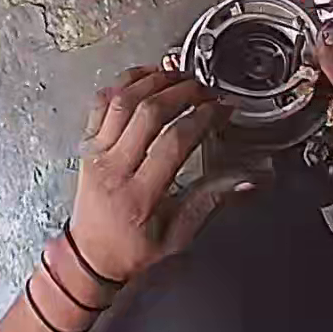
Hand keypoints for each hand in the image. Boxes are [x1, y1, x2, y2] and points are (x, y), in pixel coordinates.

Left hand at [63, 69, 236, 287]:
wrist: (89, 257)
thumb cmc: (133, 251)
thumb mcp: (177, 237)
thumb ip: (209, 203)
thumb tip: (245, 181)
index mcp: (139, 196)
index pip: (174, 142)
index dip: (202, 118)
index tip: (222, 108)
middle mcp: (113, 168)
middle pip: (148, 112)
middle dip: (182, 92)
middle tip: (205, 88)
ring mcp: (96, 152)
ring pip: (122, 100)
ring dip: (153, 80)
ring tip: (179, 74)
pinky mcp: (86, 143)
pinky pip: (100, 102)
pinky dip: (123, 82)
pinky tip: (145, 75)